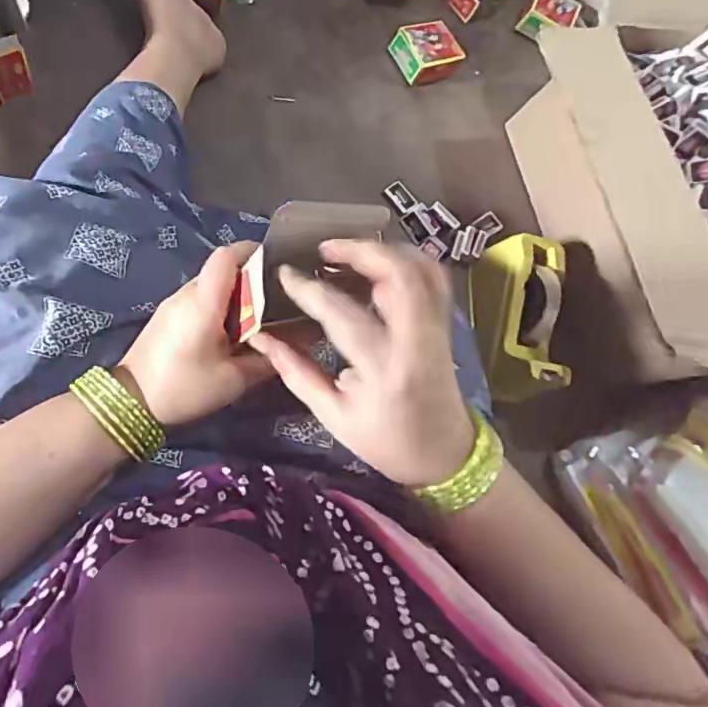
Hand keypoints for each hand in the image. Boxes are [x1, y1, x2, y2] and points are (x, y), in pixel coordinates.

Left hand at [117, 242, 275, 426]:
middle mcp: (186, 294)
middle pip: (222, 270)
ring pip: (211, 286)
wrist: (130, 403)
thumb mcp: (233, 379)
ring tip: (257, 321)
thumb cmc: (184, 388)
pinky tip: (230, 333)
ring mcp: (172, 304)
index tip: (277, 264)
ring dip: (235, 297)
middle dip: (251, 279)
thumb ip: (269, 358)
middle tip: (277, 301)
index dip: (253, 252)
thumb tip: (302, 342)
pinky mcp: (166, 316)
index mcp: (203, 302)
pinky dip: (218, 308)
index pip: (227, 256)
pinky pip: (198, 300)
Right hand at [247, 240, 475, 486]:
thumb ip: (296, 373)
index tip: (286, 274)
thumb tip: (262, 339)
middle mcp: (416, 342)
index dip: (311, 290)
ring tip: (347, 251)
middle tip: (324, 250)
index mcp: (383, 370)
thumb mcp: (333, 416)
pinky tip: (379, 262)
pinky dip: (406, 261)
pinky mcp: (445, 325)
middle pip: (399, 277)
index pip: (344, 316)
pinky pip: (433, 279)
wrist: (445, 456)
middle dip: (360, 251)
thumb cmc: (386, 442)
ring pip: (421, 270)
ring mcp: (437, 330)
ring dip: (384, 251)